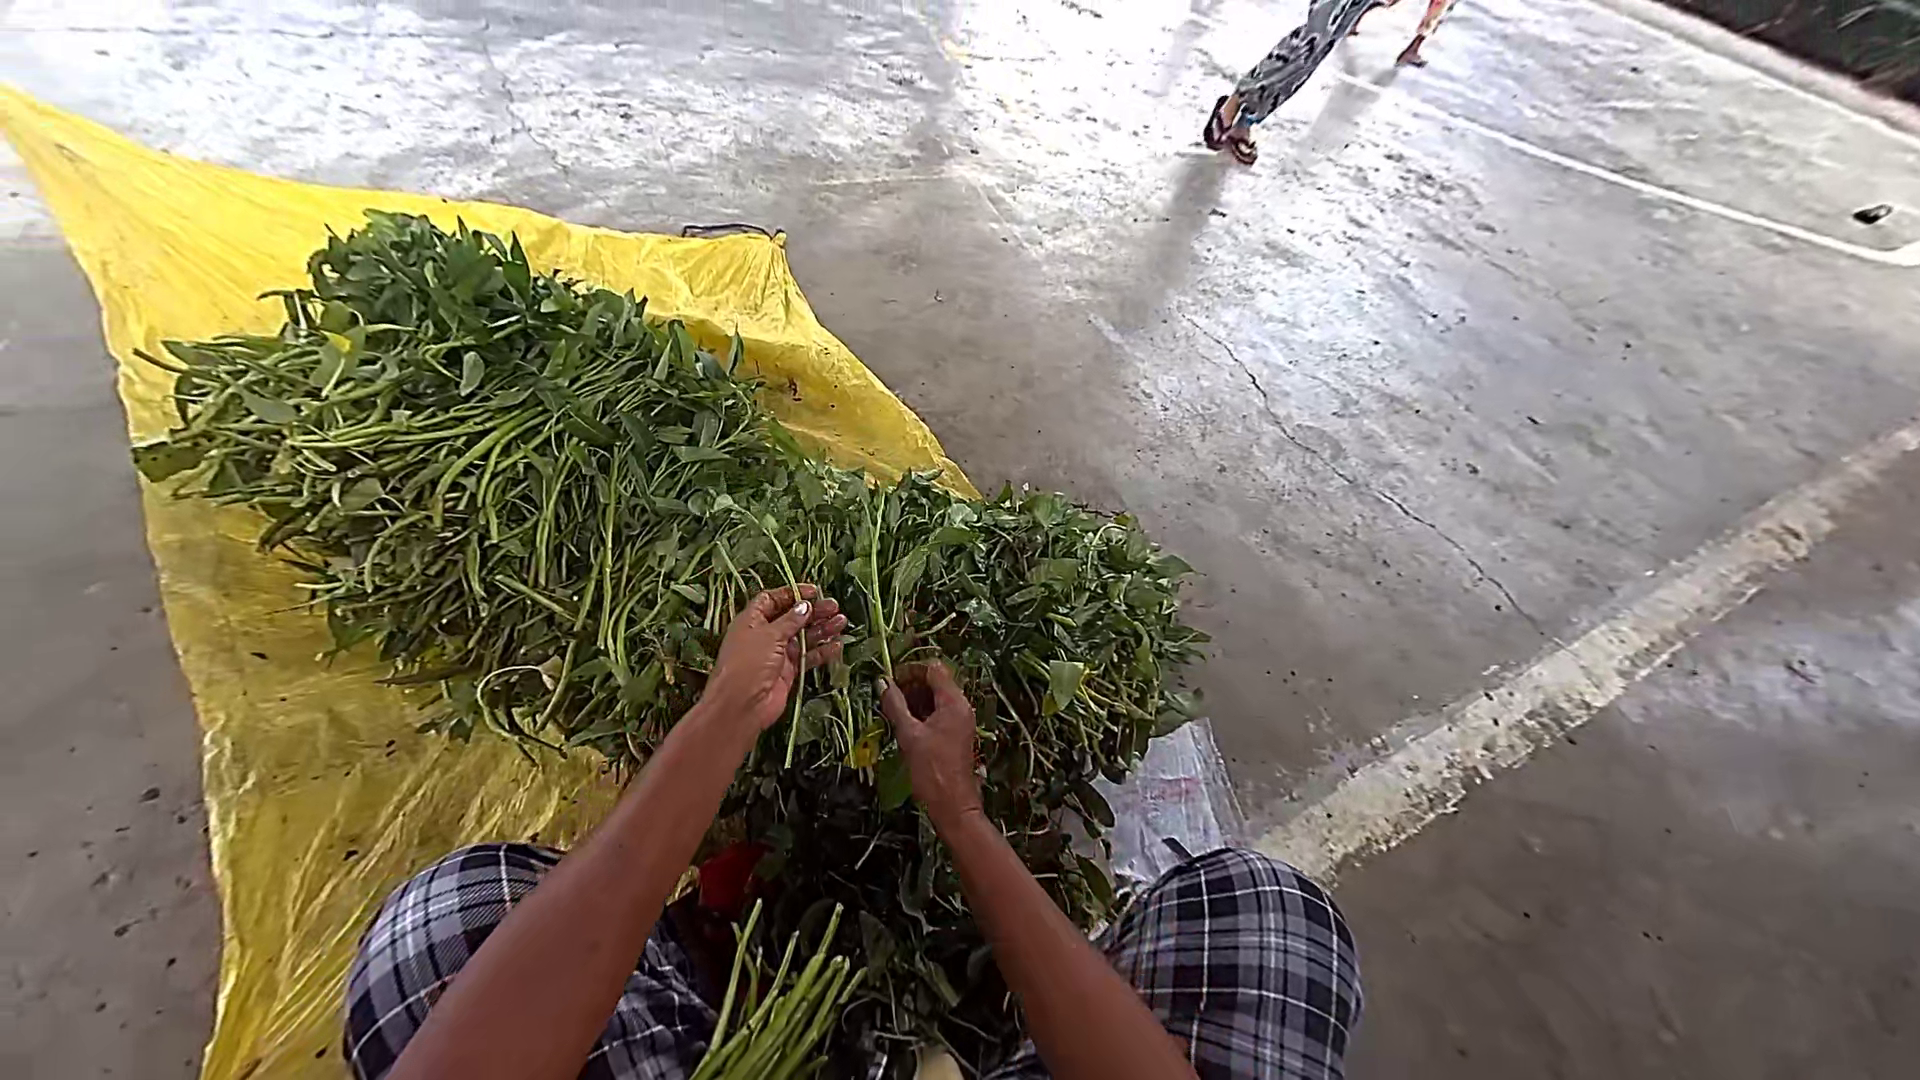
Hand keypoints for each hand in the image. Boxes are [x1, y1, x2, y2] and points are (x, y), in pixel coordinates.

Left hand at [700, 585, 846, 734]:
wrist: (741, 706)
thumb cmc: (748, 664)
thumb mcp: (769, 635)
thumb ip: (790, 620)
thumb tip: (804, 606)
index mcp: (752, 621)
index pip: (772, 600)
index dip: (792, 594)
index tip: (814, 592)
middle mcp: (765, 635)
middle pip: (792, 617)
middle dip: (813, 611)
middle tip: (834, 606)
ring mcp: (777, 654)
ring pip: (803, 637)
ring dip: (822, 629)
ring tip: (841, 622)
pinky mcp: (788, 671)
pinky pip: (807, 657)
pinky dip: (822, 651)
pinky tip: (836, 646)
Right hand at [878, 661, 983, 827]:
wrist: (953, 806)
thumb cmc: (932, 771)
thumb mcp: (909, 736)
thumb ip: (895, 706)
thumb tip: (882, 683)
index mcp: (954, 702)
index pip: (934, 669)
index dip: (911, 669)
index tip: (890, 677)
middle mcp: (962, 707)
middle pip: (936, 682)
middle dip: (911, 684)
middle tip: (887, 693)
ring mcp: (961, 720)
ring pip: (937, 697)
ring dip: (915, 699)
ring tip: (892, 707)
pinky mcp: (957, 733)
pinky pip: (939, 712)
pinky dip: (923, 712)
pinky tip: (905, 721)